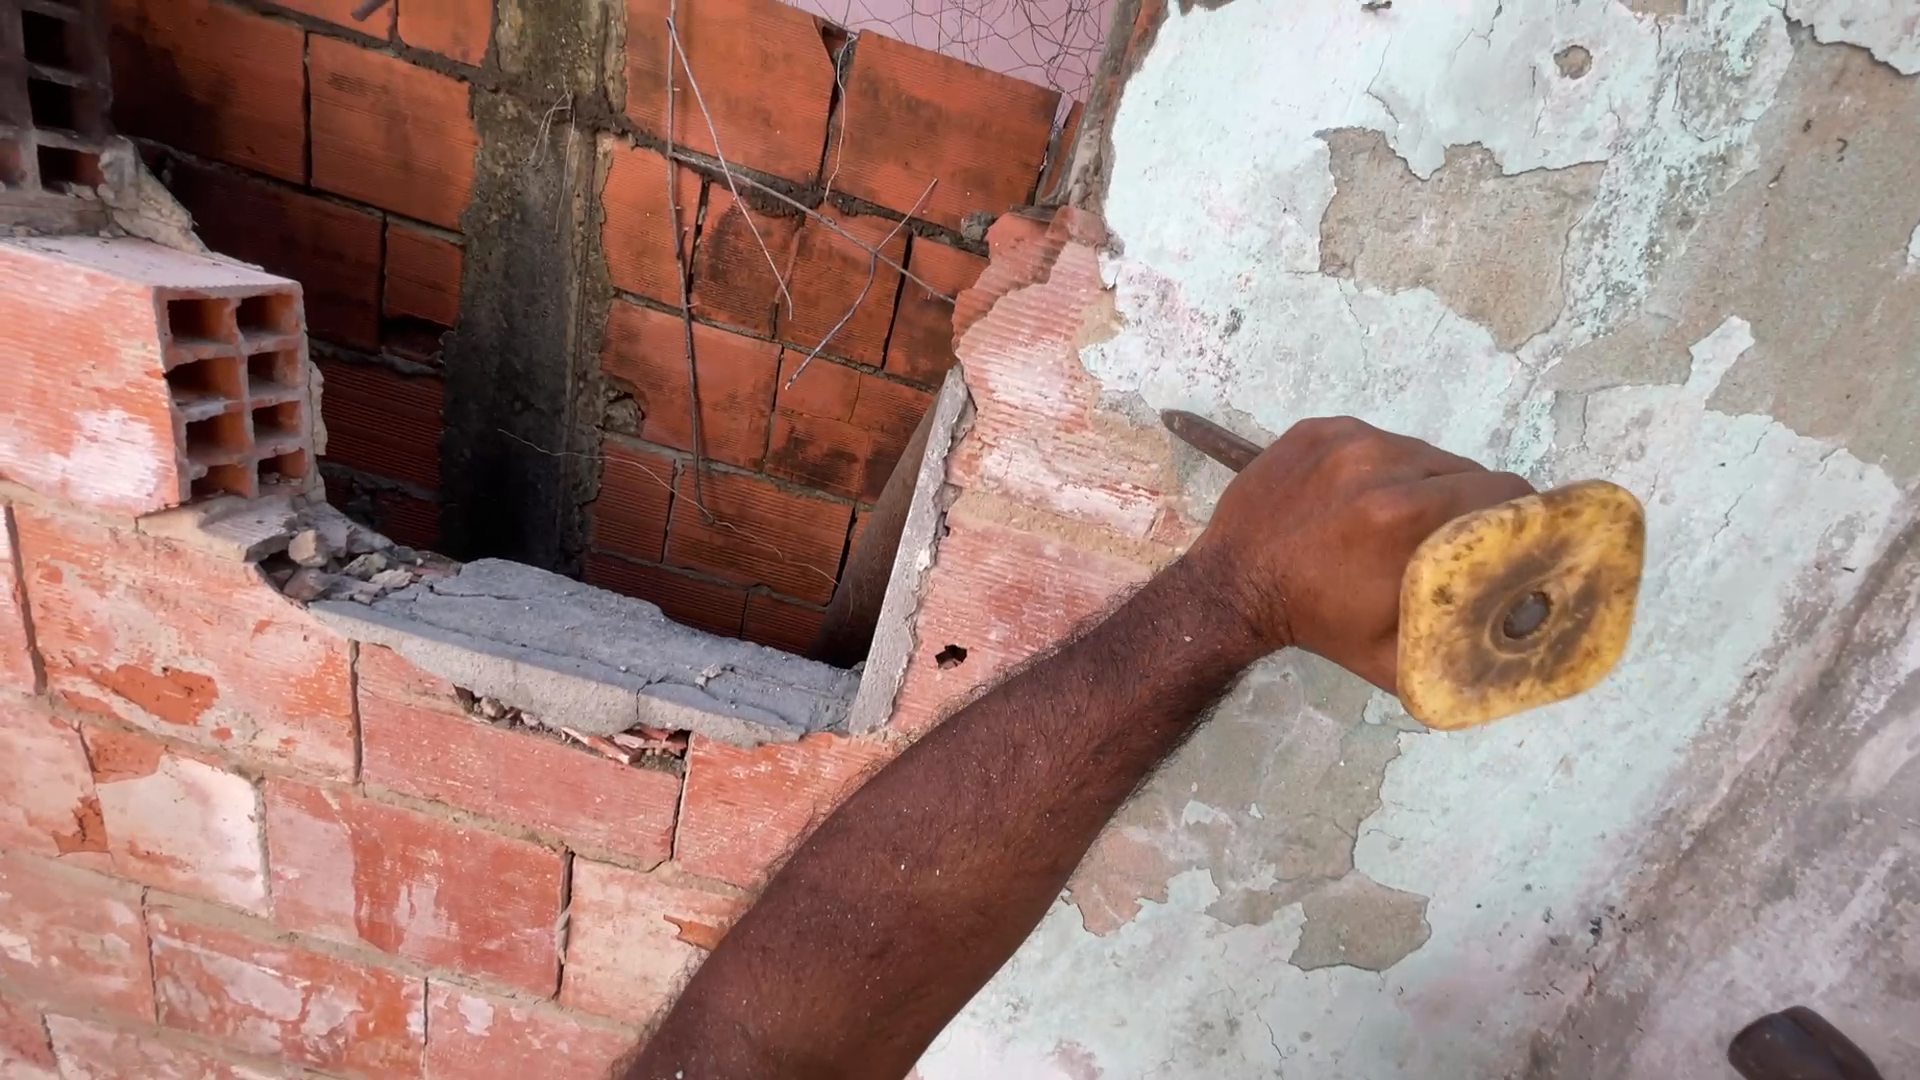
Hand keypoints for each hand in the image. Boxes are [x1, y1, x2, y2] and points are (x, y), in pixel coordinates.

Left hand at [1183, 417, 1533, 689]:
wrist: (1231, 586)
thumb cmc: (1315, 624)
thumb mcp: (1396, 654)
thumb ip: (1464, 643)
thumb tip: (1531, 631)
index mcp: (1405, 515)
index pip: (1503, 493)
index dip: (1515, 517)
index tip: (1505, 537)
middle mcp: (1377, 465)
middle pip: (1462, 470)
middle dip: (1465, 503)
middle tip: (1441, 535)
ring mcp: (1342, 441)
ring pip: (1417, 452)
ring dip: (1419, 481)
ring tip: (1393, 515)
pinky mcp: (1314, 430)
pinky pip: (1374, 438)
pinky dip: (1377, 463)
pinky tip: (1357, 494)